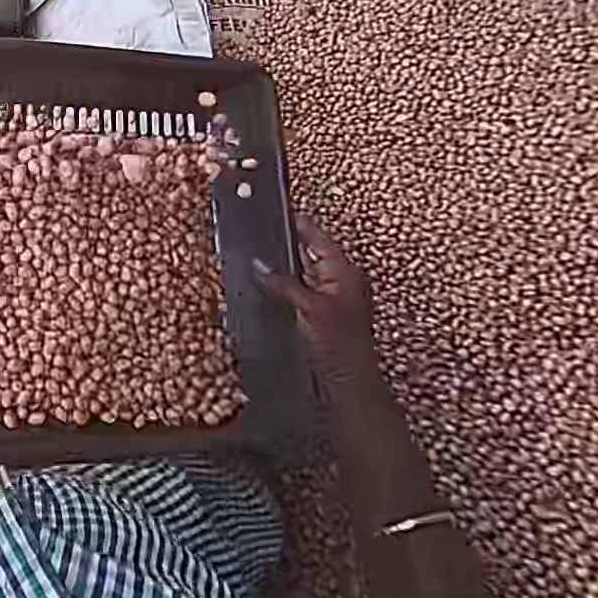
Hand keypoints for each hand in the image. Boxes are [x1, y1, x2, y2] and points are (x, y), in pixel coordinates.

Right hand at [253, 213, 380, 390]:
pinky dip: (277, 286)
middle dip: (279, 245)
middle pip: (304, 252)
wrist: (348, 388)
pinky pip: (292, 290)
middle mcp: (337, 280)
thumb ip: (282, 283)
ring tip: (250, 257)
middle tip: (251, 234)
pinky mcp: (314, 314)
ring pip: (296, 272)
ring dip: (277, 268)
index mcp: (344, 272)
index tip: (268, 210)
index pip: (315, 235)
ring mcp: (326, 298)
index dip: (293, 222)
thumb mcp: (309, 308)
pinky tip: (259, 286)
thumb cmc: (339, 348)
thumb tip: (257, 264)